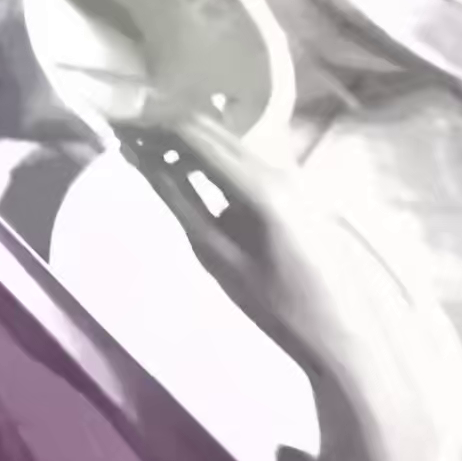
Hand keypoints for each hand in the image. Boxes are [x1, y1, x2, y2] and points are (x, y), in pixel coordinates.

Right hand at [129, 117, 461, 460]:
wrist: (345, 338)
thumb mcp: (212, 251)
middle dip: (162, 122)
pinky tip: (186, 164)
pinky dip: (205, 146)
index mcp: (257, 185)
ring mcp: (290, 169)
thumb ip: (174, 194)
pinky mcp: (293, 179)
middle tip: (126, 133)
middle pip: (207, 123)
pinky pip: (238, 147)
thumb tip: (137, 153)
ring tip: (148, 148)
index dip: (149, 123)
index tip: (117, 125)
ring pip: (222, 131)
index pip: (190, 132)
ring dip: (183, 133)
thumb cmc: (272, 303)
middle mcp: (276, 165)